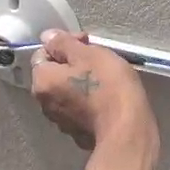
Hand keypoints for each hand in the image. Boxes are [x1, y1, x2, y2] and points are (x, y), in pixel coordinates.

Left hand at [30, 30, 155, 151]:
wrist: (127, 129)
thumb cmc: (108, 86)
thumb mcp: (89, 54)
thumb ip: (64, 43)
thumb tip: (47, 36)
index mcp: (42, 82)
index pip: (42, 53)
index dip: (64, 44)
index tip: (86, 42)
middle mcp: (44, 103)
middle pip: (53, 75)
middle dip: (72, 64)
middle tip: (97, 59)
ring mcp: (61, 121)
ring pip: (66, 92)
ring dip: (79, 83)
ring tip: (103, 79)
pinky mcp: (78, 133)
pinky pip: (78, 109)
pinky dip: (87, 101)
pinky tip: (104, 98)